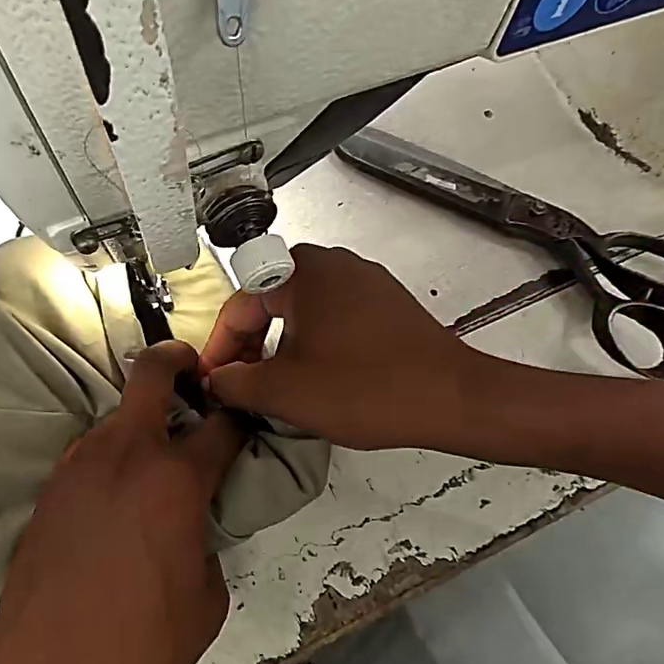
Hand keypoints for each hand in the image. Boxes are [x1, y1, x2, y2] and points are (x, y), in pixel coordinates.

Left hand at [0, 343, 246, 663]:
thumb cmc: (146, 644)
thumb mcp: (208, 590)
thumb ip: (206, 536)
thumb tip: (192, 521)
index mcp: (177, 480)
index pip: (223, 423)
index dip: (243, 413)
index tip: (249, 413)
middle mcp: (124, 457)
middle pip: (151, 373)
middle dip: (179, 361)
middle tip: (197, 374)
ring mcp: (77, 470)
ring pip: (116, 417)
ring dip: (143, 422)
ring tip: (160, 457)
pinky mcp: (48, 495)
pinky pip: (89, 456)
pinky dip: (113, 459)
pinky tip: (121, 498)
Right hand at [199, 243, 495, 450]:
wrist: (450, 399)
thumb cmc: (371, 388)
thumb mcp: (284, 392)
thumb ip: (235, 383)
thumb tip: (217, 380)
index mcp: (303, 271)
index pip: (239, 305)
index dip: (219, 348)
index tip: (213, 379)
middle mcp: (335, 265)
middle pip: (270, 303)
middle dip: (249, 347)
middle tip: (241, 385)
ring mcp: (366, 283)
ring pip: (303, 312)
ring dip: (281, 348)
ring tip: (277, 388)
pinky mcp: (387, 306)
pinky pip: (334, 320)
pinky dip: (315, 346)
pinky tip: (318, 379)